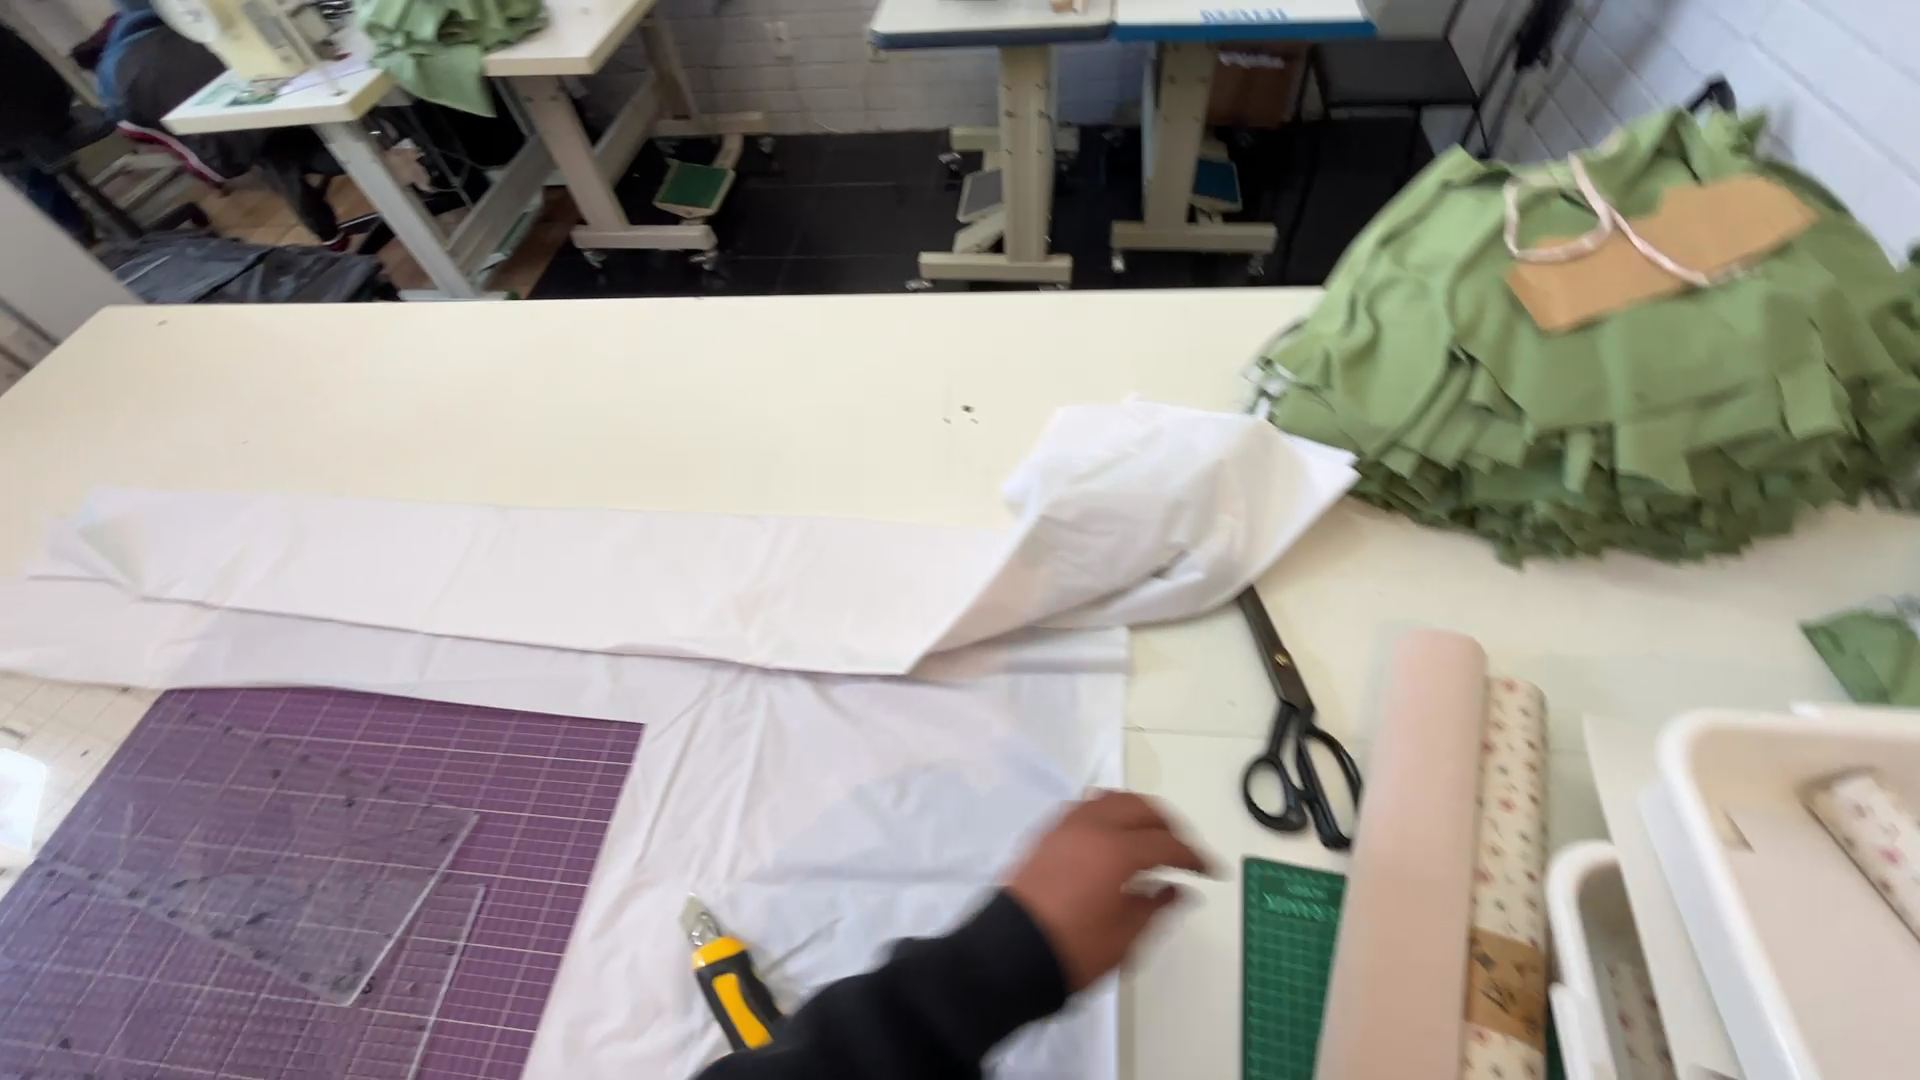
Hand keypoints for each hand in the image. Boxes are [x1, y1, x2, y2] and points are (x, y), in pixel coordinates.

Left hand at [1004, 791, 1213, 991]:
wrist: (1009, 952)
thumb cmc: (1073, 950)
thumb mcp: (1125, 939)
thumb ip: (1156, 907)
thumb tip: (1177, 888)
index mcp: (1116, 851)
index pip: (1167, 844)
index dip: (1194, 856)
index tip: (1209, 870)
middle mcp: (1092, 826)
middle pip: (1141, 807)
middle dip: (1168, 825)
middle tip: (1182, 851)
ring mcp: (1065, 825)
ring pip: (1112, 799)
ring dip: (1137, 812)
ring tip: (1150, 838)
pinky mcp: (1047, 832)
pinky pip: (1086, 806)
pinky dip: (1108, 812)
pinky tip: (1113, 836)